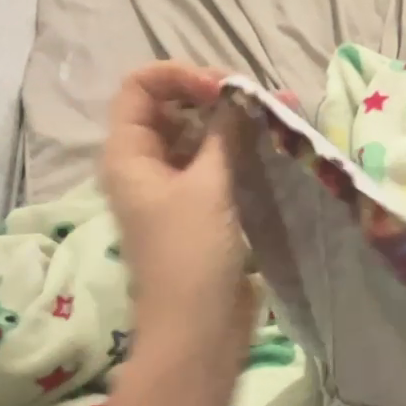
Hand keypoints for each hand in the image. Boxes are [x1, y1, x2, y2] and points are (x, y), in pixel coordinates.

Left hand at [101, 62, 251, 343]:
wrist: (198, 329)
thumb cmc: (192, 255)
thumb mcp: (208, 186)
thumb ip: (225, 133)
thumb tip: (243, 93)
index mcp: (127, 154)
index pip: (141, 86)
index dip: (180, 76)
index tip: (225, 89)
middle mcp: (145, 164)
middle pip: (172, 107)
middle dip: (214, 96)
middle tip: (259, 99)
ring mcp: (173, 188)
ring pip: (198, 136)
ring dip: (233, 123)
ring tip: (278, 114)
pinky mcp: (200, 209)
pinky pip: (216, 164)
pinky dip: (240, 151)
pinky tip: (274, 144)